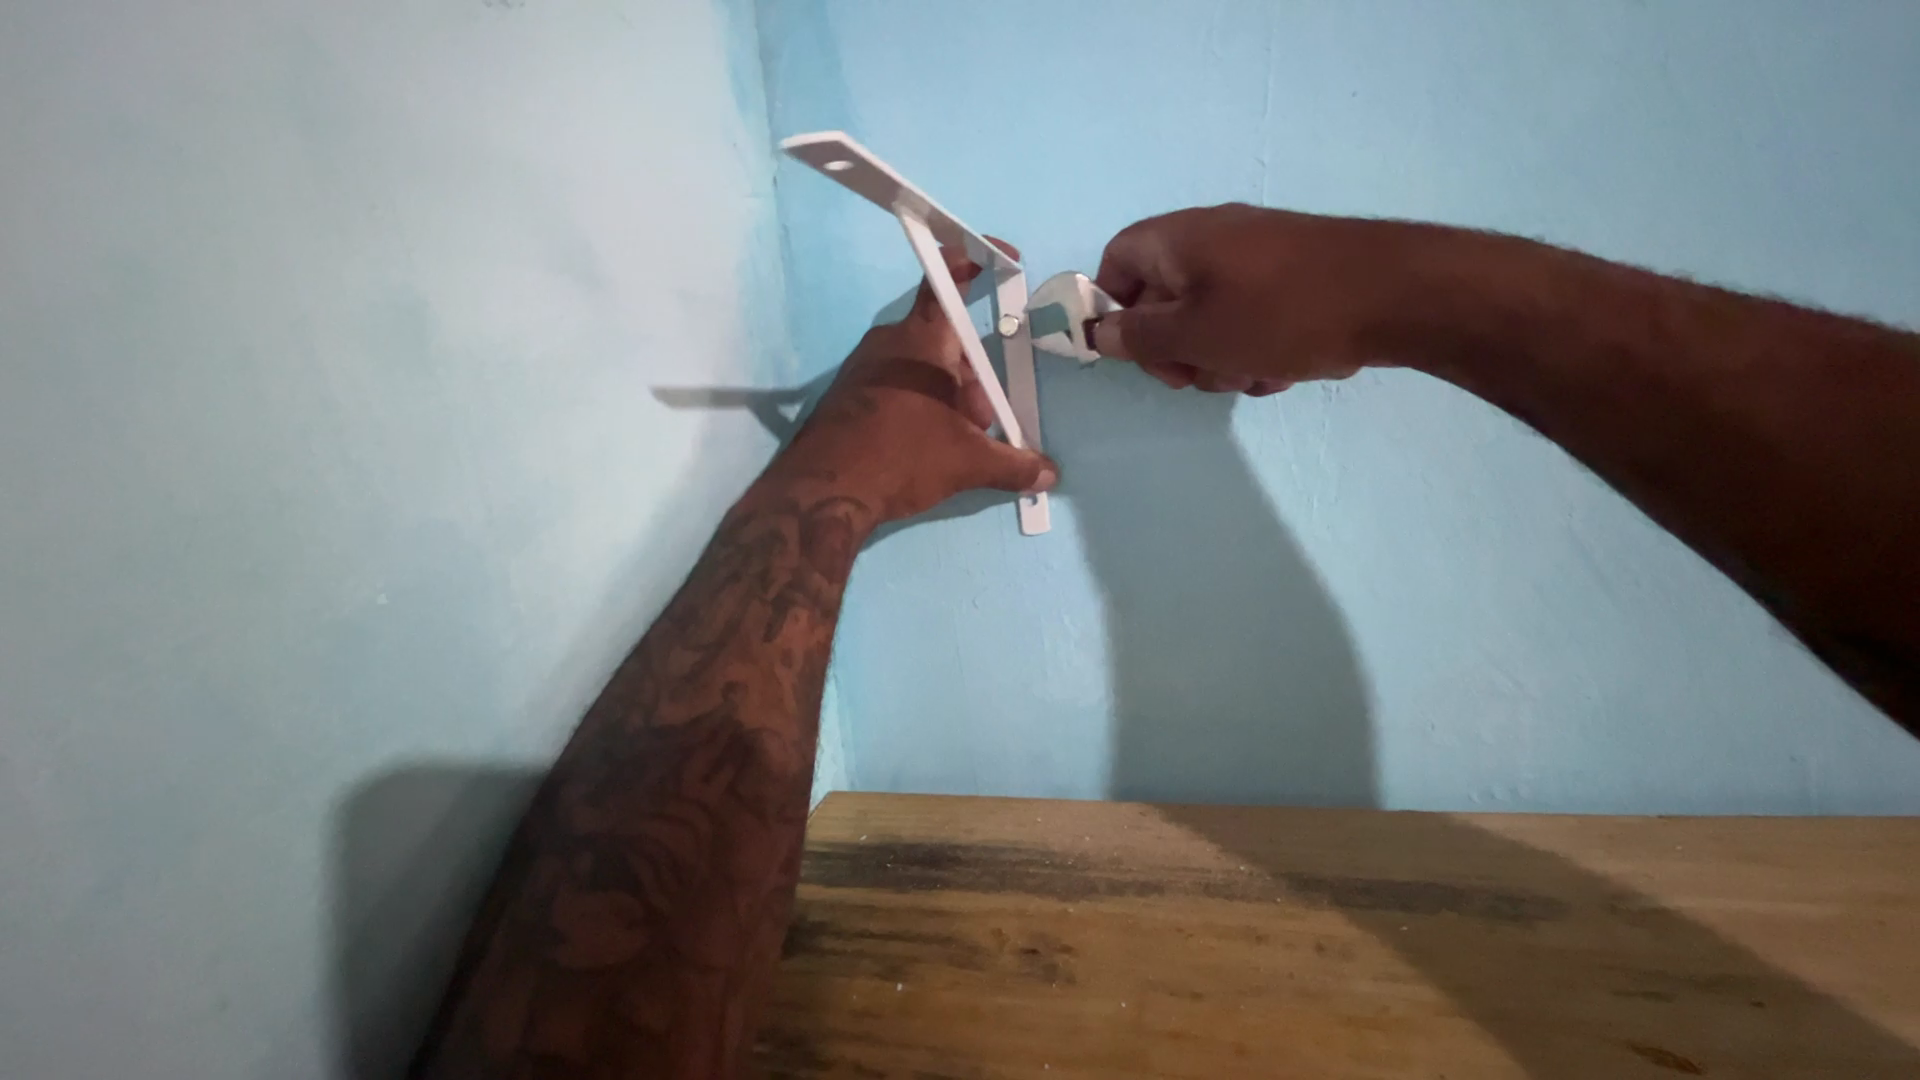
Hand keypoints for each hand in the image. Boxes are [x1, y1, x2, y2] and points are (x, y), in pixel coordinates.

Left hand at [762, 240, 1057, 523]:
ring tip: (954, 442)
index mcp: (922, 340)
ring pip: (920, 369)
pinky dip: (918, 407)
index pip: (946, 278)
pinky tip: (922, 447)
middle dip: (971, 377)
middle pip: (944, 342)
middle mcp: (890, 343)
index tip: (999, 257)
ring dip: (946, 397)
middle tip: (982, 420)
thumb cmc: (901, 457)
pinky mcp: (848, 396)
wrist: (823, 492)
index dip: (973, 259)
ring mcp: (863, 368)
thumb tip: (1050, 472)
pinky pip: (895, 387)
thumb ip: (1013, 464)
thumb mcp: (967, 463)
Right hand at [1092, 203, 1441, 394]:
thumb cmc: (1278, 313)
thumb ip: (1138, 336)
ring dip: (1215, 357)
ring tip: (1249, 375)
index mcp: (1178, 239)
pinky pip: (1247, 318)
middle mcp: (1213, 240)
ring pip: (1206, 317)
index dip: (1112, 308)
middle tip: (1192, 378)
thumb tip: (1100, 331)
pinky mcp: (1290, 280)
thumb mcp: (1192, 334)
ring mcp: (1255, 259)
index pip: (1117, 262)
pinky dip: (1252, 348)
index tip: (1133, 350)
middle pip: (1161, 298)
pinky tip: (1279, 370)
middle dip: (1171, 348)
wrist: (1395, 295)